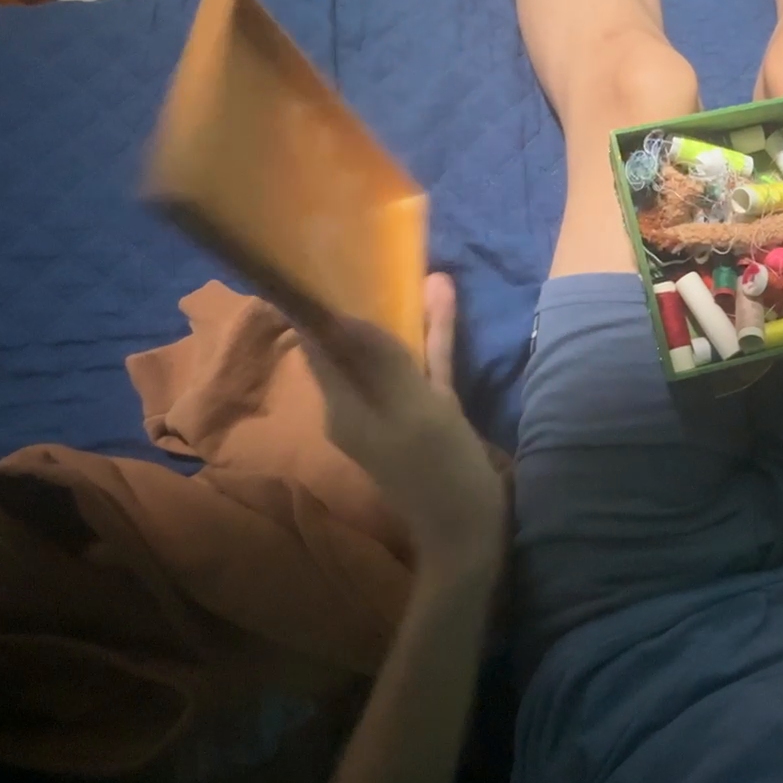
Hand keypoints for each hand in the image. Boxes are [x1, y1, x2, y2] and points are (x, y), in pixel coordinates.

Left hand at [305, 275, 506, 574]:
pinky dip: (432, 335)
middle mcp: (361, 402)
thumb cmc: (440, 472)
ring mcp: (396, 407)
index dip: (312, 303)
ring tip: (416, 266)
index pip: (316, 343)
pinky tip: (445, 300)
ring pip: (392, 349)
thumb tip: (340, 314)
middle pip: (352, 341)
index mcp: (345, 404)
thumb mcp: (414, 414)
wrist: (470, 532)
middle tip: (367, 251)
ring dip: (402, 311)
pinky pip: (424, 364)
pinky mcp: (427, 413)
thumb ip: (383, 363)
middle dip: (360, 299)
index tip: (316, 258)